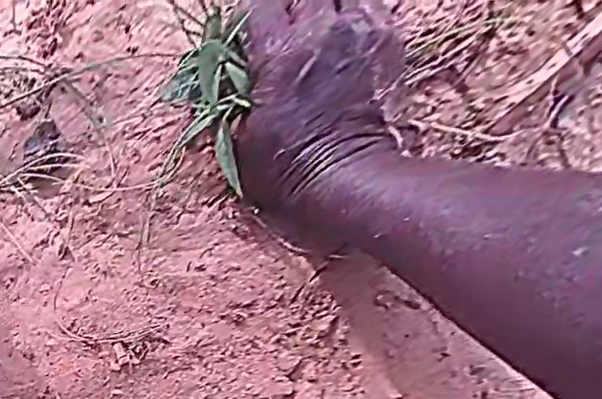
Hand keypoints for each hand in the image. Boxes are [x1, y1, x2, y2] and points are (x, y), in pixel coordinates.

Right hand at [233, 0, 402, 219]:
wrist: (344, 179)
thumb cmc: (285, 170)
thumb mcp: (240, 144)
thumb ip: (229, 104)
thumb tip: (215, 86)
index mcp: (279, 55)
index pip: (258, 5)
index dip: (246, 16)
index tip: (241, 35)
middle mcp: (320, 31)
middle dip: (283, 7)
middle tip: (276, 29)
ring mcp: (359, 29)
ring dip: (319, 6)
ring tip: (310, 28)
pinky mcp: (386, 38)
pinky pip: (368, 4)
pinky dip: (350, 12)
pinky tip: (339, 35)